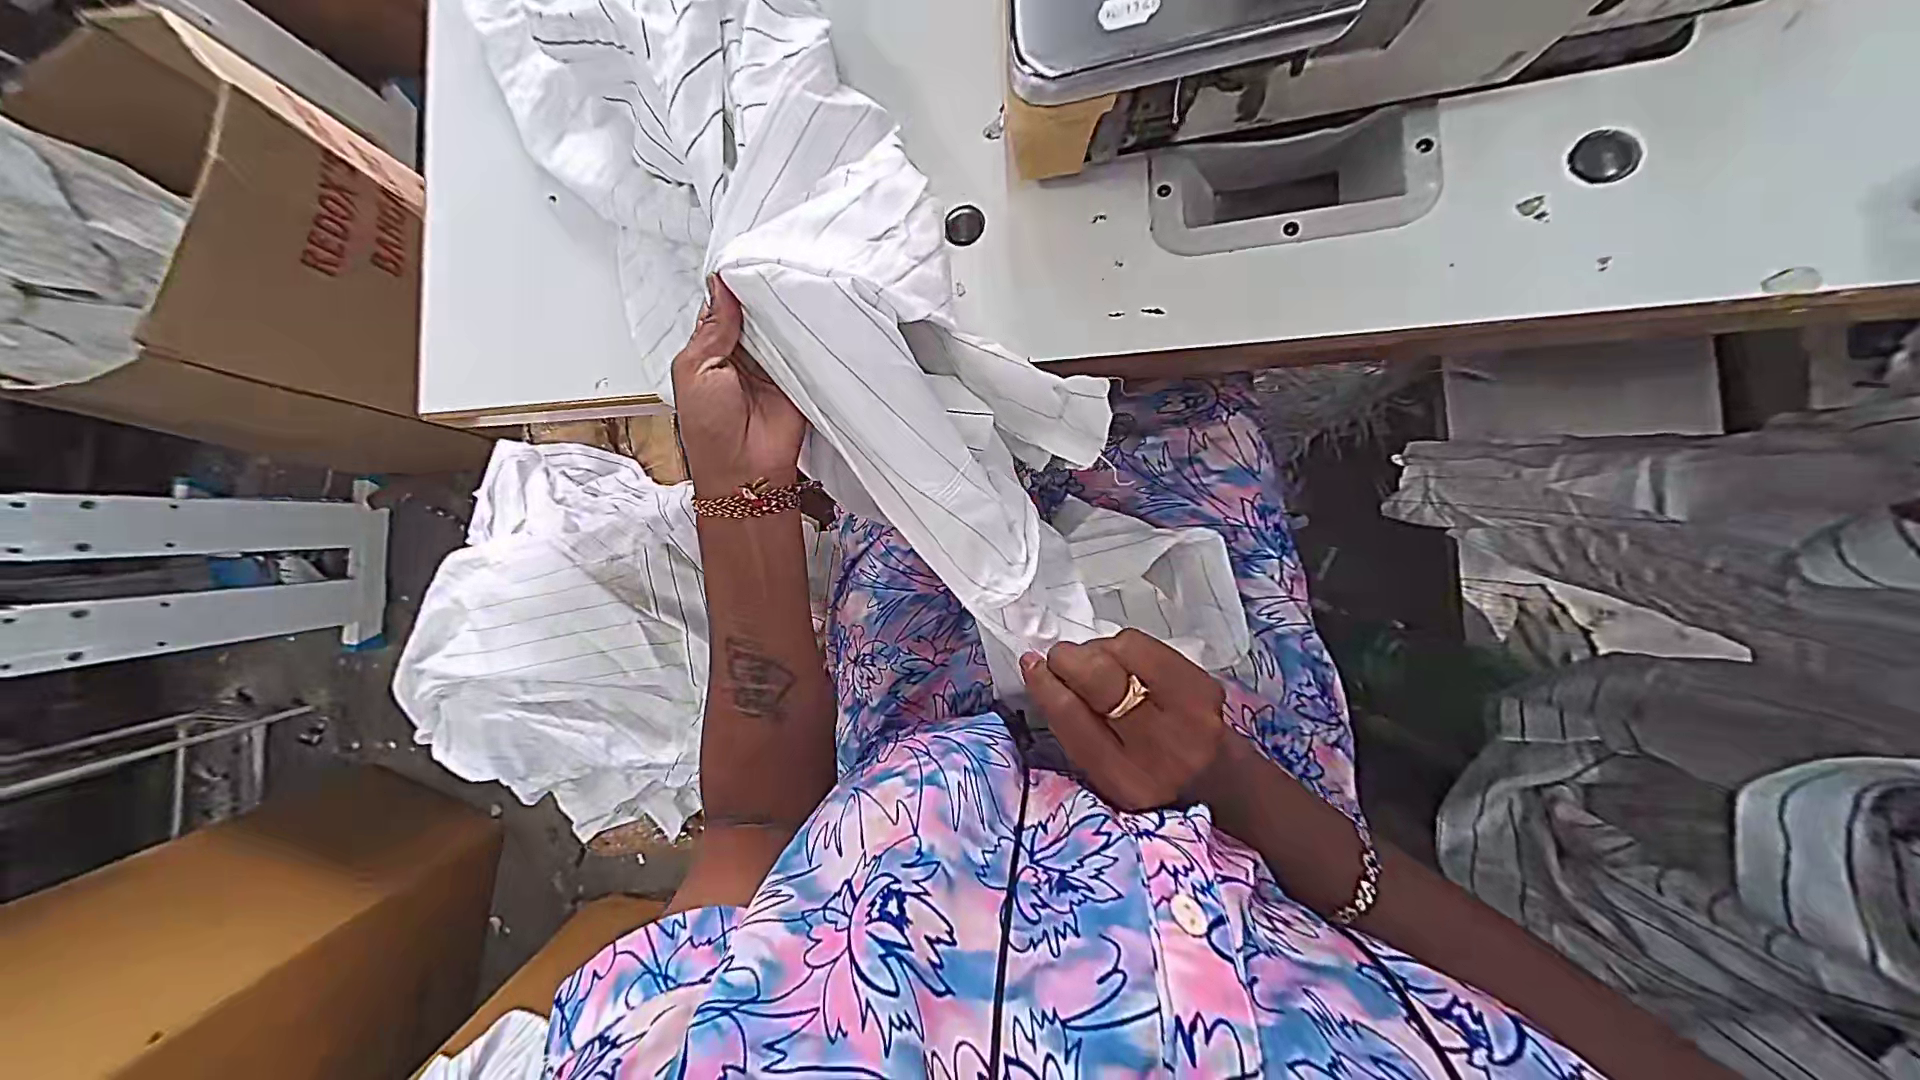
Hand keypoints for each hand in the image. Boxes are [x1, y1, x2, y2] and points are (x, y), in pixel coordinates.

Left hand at [671, 276, 807, 495]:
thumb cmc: (709, 429)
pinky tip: (811, 315)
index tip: (746, 261)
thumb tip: (720, 286)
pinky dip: (808, 336)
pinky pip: (806, 351)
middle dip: (764, 295)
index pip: (726, 308)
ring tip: (794, 284)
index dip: (735, 286)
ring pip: (783, 328)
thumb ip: (712, 328)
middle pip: (758, 314)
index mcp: (714, 350)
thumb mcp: (695, 368)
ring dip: (787, 314)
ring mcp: (776, 367)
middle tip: (774, 267)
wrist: (745, 470)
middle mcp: (747, 355)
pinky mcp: (801, 379)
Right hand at [1020, 628, 1229, 811]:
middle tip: (1059, 660)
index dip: (1046, 684)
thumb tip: (1038, 669)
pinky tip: (1121, 661)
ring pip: (1121, 651)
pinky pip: (1145, 644)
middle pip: (1098, 678)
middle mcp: (1163, 750)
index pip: (1074, 718)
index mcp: (1126, 781)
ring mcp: (1192, 713)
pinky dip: (1121, 646)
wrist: (1213, 778)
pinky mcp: (1204, 684)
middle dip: (1068, 659)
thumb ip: (1072, 727)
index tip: (1032, 665)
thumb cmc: (1141, 772)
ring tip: (1095, 666)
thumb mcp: (1102, 770)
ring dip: (1095, 651)